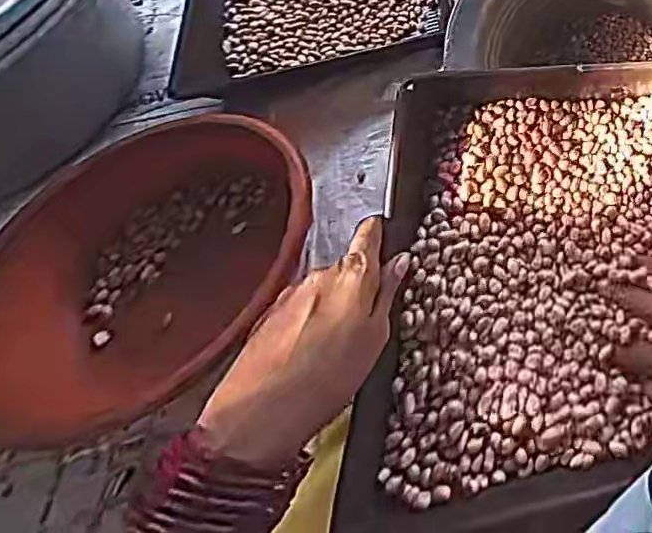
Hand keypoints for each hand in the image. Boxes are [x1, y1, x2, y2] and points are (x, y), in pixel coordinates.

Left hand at [197, 216, 408, 470]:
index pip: (369, 232)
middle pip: (347, 268)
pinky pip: (299, 310)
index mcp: (353, 275)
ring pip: (323, 291)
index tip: (386, 245)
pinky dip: (307, 326)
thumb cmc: (319, 385)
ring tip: (332, 351)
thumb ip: (388, 294)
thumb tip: (399, 264)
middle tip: (363, 326)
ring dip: (330, 310)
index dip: (380, 235)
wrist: (253, 419)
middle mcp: (320, 275)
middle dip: (356, 289)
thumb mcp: (375, 339)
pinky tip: (308, 357)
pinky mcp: (268, 314)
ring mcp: (291, 293)